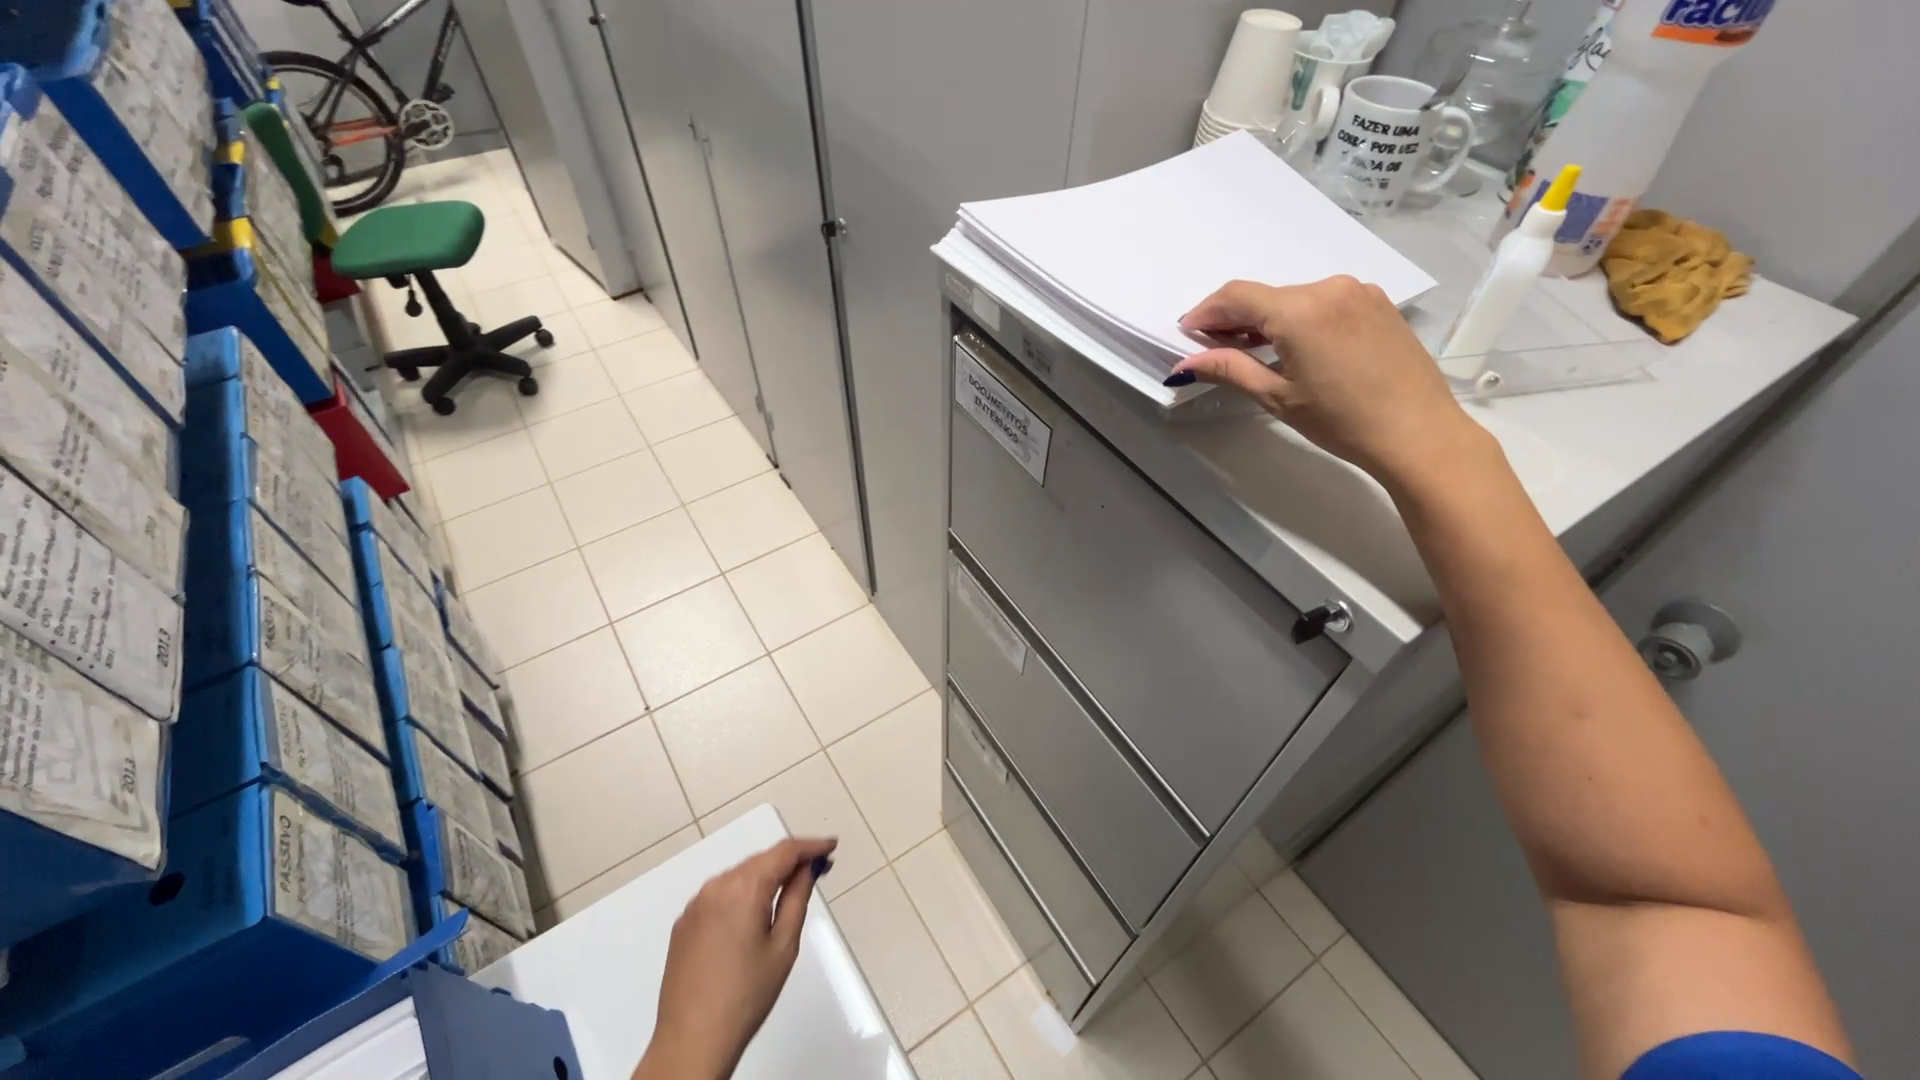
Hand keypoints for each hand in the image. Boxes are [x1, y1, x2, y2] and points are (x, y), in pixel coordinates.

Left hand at [632, 837, 837, 1079]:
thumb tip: (807, 868)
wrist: (692, 1038)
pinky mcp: (684, 923)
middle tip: (817, 867)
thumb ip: (796, 898)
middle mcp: (715, 887)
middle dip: (789, 861)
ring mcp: (695, 904)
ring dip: (765, 876)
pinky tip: (753, 912)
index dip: (810, 846)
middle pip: (759, 861)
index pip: (783, 852)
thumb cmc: (748, 995)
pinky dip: (741, 893)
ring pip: (738, 876)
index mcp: (743, 889)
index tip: (831, 845)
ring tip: (789, 889)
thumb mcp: (784, 945)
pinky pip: (719, 895)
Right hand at [1168, 277, 1486, 486]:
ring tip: (1255, 352)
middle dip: (1235, 318)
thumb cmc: (1343, 421)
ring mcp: (1358, 292)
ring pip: (1294, 298)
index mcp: (1299, 310)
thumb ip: (1230, 369)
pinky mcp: (1377, 303)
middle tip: (1215, 349)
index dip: (1205, 312)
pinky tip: (1296, 348)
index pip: (1236, 296)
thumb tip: (1186, 363)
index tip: (1187, 334)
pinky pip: (1323, 302)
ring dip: (1268, 319)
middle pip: (1265, 295)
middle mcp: (1328, 288)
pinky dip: (1300, 319)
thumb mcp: (1278, 397)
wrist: (1418, 433)